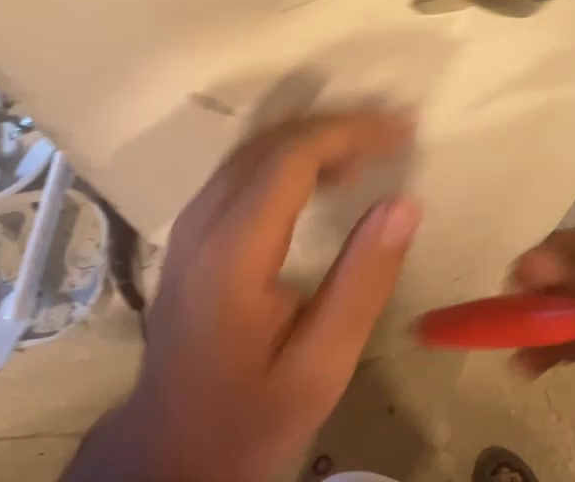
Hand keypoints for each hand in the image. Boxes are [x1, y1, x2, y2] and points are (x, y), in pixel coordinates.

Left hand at [62, 113, 420, 481]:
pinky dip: (288, 158)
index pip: (292, 157)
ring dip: (313, 138)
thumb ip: (363, 281)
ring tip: (370, 152)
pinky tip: (325, 178)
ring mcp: (189, 222)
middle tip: (394, 134)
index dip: (350, 132)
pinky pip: (241, 170)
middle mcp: (202, 220)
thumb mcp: (320, 365)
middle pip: (271, 141)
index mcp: (233, 249)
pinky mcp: (190, 232)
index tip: (402, 131)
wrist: (169, 448)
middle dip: (336, 127)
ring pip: (253, 149)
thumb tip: (404, 202)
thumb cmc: (250, 414)